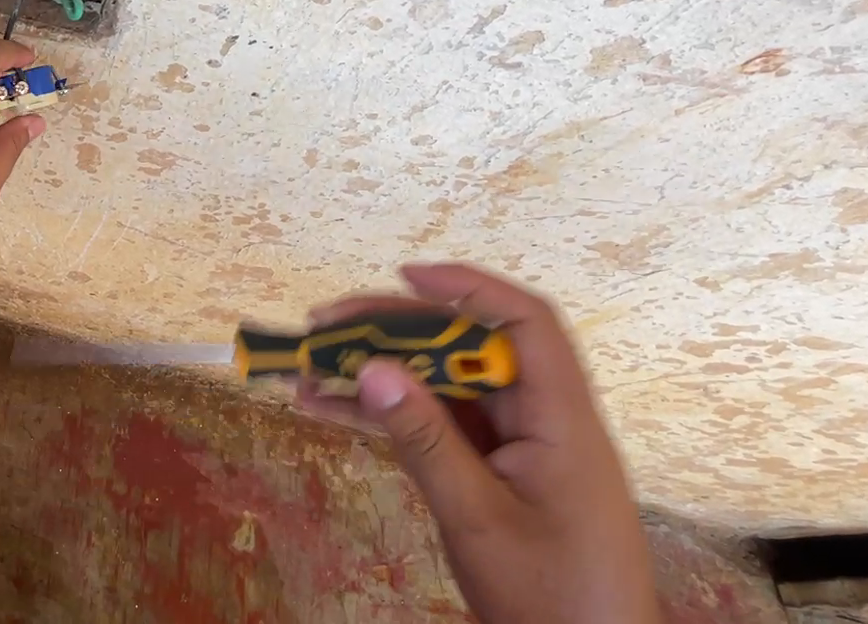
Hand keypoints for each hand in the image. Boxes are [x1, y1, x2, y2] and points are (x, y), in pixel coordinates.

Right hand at [298, 263, 659, 623]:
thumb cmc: (551, 596)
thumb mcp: (479, 516)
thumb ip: (424, 439)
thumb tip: (371, 366)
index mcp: (559, 419)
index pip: (525, 324)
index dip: (468, 288)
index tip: (403, 275)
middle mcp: (535, 419)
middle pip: (462, 348)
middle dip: (391, 330)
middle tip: (324, 326)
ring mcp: (509, 445)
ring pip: (436, 384)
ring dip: (374, 372)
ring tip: (308, 365)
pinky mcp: (486, 468)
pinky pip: (428, 424)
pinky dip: (380, 414)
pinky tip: (324, 407)